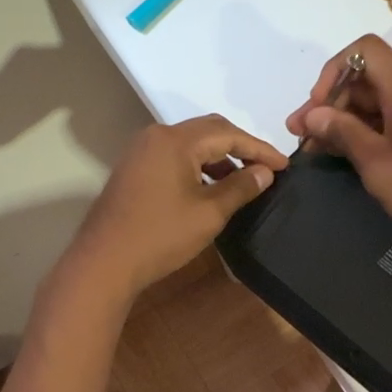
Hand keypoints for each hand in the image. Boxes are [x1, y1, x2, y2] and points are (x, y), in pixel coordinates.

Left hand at [64, 115, 287, 295]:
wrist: (106, 261)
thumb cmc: (161, 236)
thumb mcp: (209, 213)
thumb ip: (240, 187)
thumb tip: (264, 173)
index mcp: (176, 141)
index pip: (228, 134)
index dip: (260, 149)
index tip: (285, 166)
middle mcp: (157, 136)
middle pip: (209, 131)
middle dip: (241, 147)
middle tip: (267, 168)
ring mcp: (142, 152)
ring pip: (191, 144)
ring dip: (220, 158)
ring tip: (244, 181)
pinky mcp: (135, 169)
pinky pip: (175, 157)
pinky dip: (199, 166)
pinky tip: (213, 188)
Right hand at [285, 35, 391, 265]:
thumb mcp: (375, 162)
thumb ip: (342, 131)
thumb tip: (312, 115)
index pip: (364, 50)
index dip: (333, 71)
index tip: (315, 107)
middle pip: (370, 77)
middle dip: (333, 102)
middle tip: (302, 135)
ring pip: (382, 100)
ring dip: (348, 119)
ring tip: (316, 148)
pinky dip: (371, 130)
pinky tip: (347, 152)